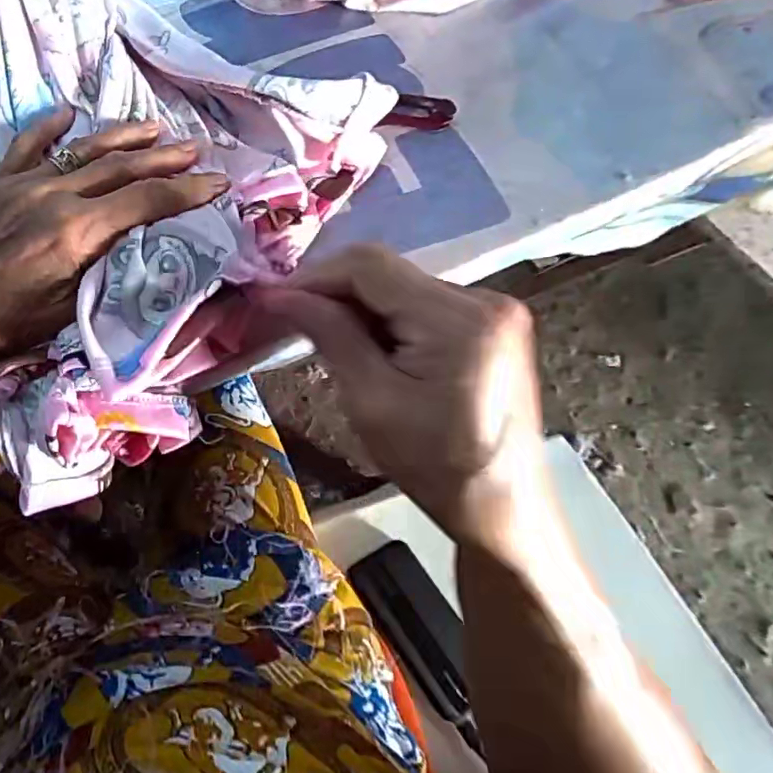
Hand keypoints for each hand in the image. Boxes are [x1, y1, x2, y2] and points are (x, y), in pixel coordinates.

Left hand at [0, 107, 229, 393]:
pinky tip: (69, 112)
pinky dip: (49, 127)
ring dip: (122, 137)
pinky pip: (26, 145)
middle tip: (196, 148)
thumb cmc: (12, 322)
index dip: (185, 191)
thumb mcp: (71, 306)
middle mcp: (52, 197)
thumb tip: (143, 235)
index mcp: (75, 232)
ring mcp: (22, 184)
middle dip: (164, 158)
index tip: (216, 182)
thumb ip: (108, 264)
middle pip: (120, 168)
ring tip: (155, 128)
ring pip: (82, 150)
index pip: (144, 201)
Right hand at [248, 245, 544, 548]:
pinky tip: (361, 343)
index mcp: (458, 319)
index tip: (270, 300)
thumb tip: (276, 294)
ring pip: (397, 283)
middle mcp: (483, 298)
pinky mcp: (487, 323)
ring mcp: (491, 308)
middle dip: (330, 289)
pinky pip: (417, 301)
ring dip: (352, 303)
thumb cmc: (433, 464)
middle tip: (288, 318)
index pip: (368, 266)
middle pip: (384, 270)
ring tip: (319, 334)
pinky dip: (380, 315)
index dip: (312, 276)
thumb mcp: (369, 399)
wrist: (502, 507)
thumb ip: (328, 333)